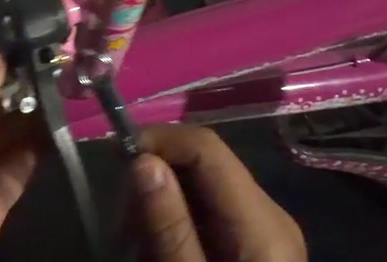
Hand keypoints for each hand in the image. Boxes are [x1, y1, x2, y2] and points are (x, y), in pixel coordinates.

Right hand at [133, 125, 305, 261]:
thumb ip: (170, 228)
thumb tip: (141, 160)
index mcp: (264, 221)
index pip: (206, 147)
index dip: (159, 139)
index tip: (116, 156)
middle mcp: (270, 213)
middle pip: (202, 166)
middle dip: (155, 180)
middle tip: (122, 218)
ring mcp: (266, 229)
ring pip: (200, 188)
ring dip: (162, 205)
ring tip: (137, 240)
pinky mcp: (256, 246)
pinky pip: (210, 214)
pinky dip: (179, 223)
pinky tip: (160, 247)